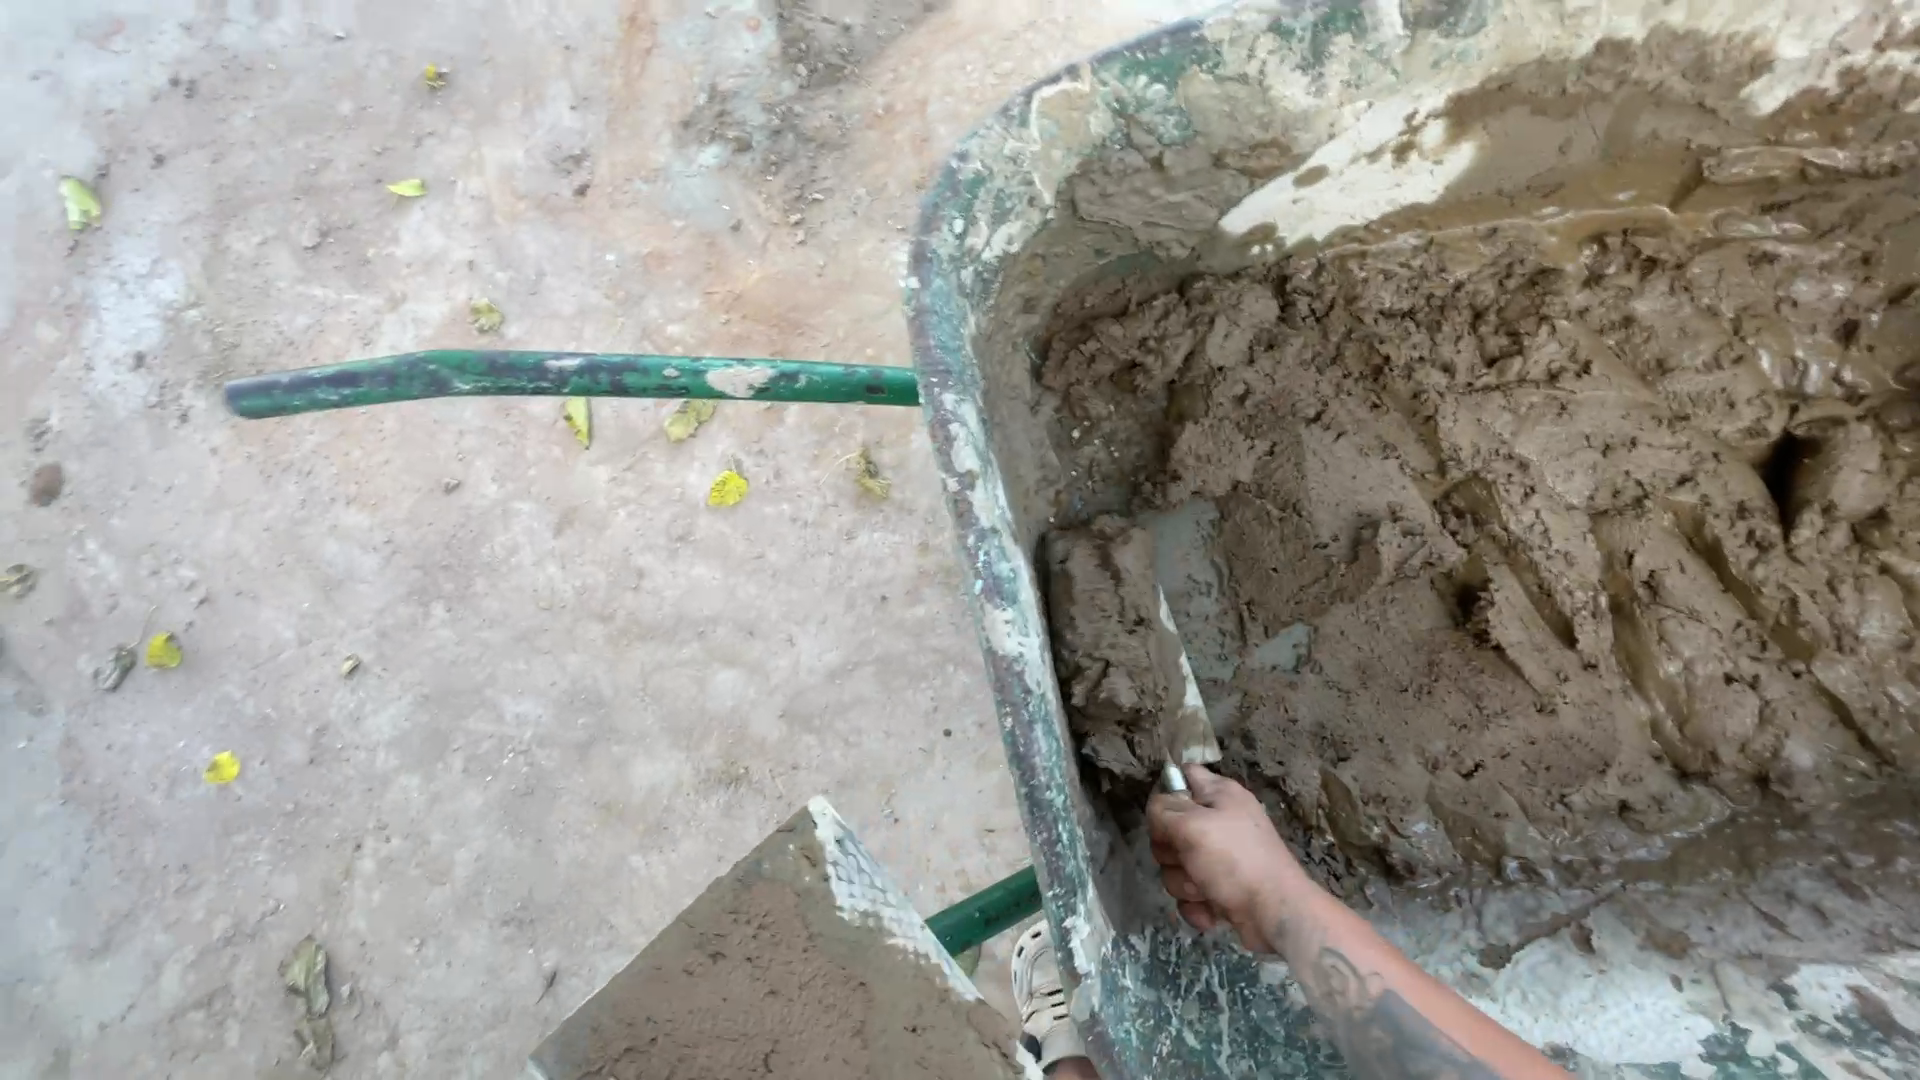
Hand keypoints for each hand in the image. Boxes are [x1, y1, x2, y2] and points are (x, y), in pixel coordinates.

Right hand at [1146, 764, 1306, 953]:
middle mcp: (1220, 821)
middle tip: (1186, 857)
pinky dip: (1196, 904)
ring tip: (1204, 890)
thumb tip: (1157, 811)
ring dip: (1184, 882)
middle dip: (1171, 850)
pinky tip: (1210, 910)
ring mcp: (1220, 858)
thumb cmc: (1235, 861)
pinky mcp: (1220, 889)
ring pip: (1176, 864)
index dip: (1166, 790)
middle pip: (1170, 826)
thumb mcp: (1192, 824)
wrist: (1276, 915)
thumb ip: (1162, 809)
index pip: (1183, 774)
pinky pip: (1189, 892)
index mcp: (1220, 795)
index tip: (1162, 813)